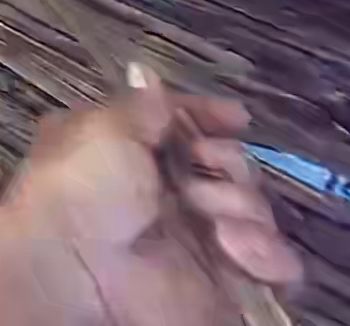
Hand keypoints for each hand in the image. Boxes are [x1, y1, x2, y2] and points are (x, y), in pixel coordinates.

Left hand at [0, 65, 303, 325]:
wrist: (79, 265)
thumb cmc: (83, 182)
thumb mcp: (106, 129)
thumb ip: (140, 105)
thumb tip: (146, 71)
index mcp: (127, 143)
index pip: (177, 121)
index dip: (207, 115)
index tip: (236, 117)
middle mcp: (161, 183)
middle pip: (225, 160)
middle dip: (229, 160)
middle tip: (214, 165)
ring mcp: (193, 231)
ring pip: (252, 207)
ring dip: (244, 206)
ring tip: (217, 218)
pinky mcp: (222, 279)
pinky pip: (271, 263)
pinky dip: (267, 255)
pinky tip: (240, 250)